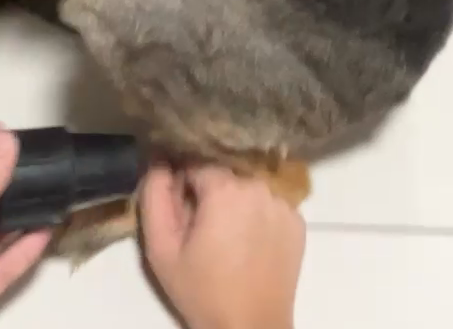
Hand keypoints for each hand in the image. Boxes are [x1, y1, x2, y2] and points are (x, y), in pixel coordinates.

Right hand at [139, 163, 304, 328]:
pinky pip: (271, 206)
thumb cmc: (203, 291)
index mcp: (225, 188)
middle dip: (210, 195)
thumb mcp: (162, 250)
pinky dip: (260, 217)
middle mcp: (258, 185)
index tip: (180, 211)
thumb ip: (155, 198)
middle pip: (225, 176)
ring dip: (236, 204)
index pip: (197, 166)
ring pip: (249, 189)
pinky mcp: (298, 221)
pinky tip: (251, 244)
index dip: (183, 186)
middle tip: (203, 230)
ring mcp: (282, 202)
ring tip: (229, 239)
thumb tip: (159, 162)